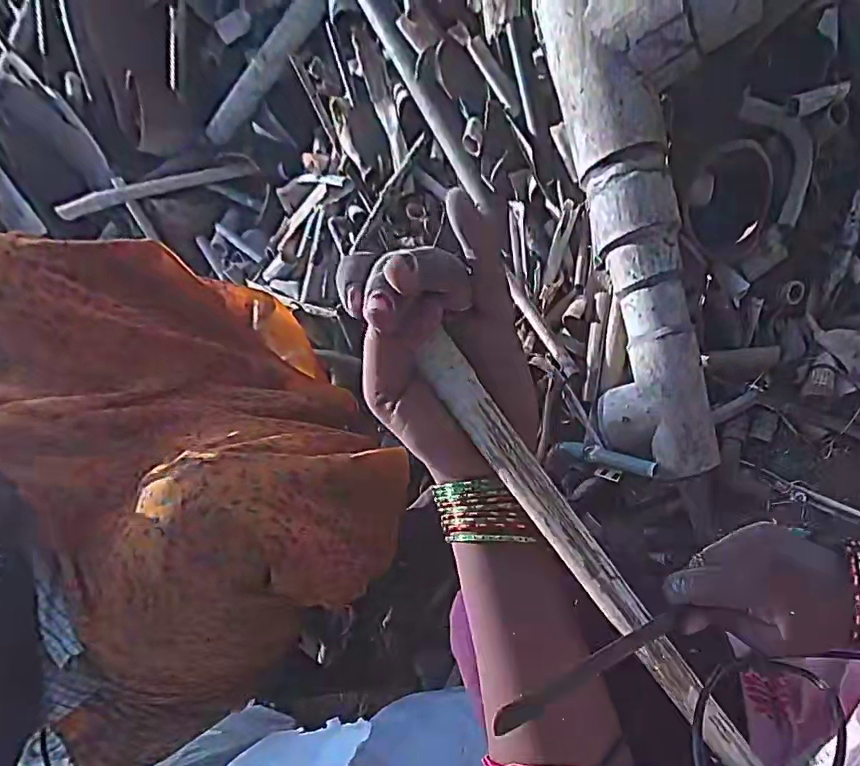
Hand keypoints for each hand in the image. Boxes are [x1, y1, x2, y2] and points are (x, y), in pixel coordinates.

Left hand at [340, 189, 537, 482]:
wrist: (482, 461)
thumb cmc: (432, 433)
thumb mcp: (385, 392)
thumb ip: (382, 344)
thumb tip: (402, 302)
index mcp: (387, 332)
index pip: (366, 282)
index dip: (364, 281)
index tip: (374, 308)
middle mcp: (421, 316)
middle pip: (402, 265)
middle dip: (397, 273)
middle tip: (400, 292)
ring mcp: (459, 315)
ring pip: (443, 265)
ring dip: (436, 272)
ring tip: (451, 306)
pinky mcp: (495, 320)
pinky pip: (487, 271)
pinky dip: (479, 239)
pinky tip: (468, 208)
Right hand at [663, 523, 853, 655]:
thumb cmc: (821, 624)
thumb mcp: (770, 641)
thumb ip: (724, 624)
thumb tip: (687, 620)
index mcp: (751, 580)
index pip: (688, 583)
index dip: (678, 601)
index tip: (684, 616)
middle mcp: (749, 549)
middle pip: (694, 565)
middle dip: (695, 588)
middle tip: (713, 612)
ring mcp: (756, 534)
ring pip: (708, 552)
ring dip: (710, 574)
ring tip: (735, 596)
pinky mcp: (763, 528)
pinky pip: (727, 543)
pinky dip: (726, 561)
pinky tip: (746, 579)